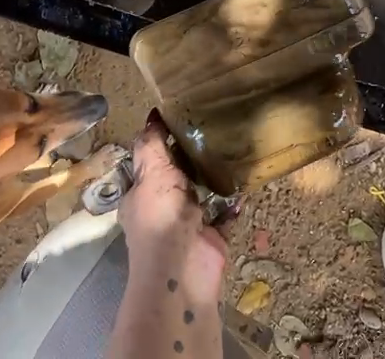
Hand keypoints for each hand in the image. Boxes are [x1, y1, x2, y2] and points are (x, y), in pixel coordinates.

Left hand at [118, 112, 227, 306]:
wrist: (182, 271)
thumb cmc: (160, 218)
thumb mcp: (150, 173)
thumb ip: (151, 145)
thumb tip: (152, 114)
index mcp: (141, 194)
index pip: (149, 161)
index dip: (162, 140)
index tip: (183, 115)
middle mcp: (163, 207)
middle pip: (178, 175)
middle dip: (194, 157)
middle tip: (215, 127)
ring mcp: (188, 222)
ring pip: (204, 193)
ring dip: (217, 177)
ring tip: (233, 148)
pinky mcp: (212, 235)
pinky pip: (226, 212)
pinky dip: (235, 200)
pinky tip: (243, 181)